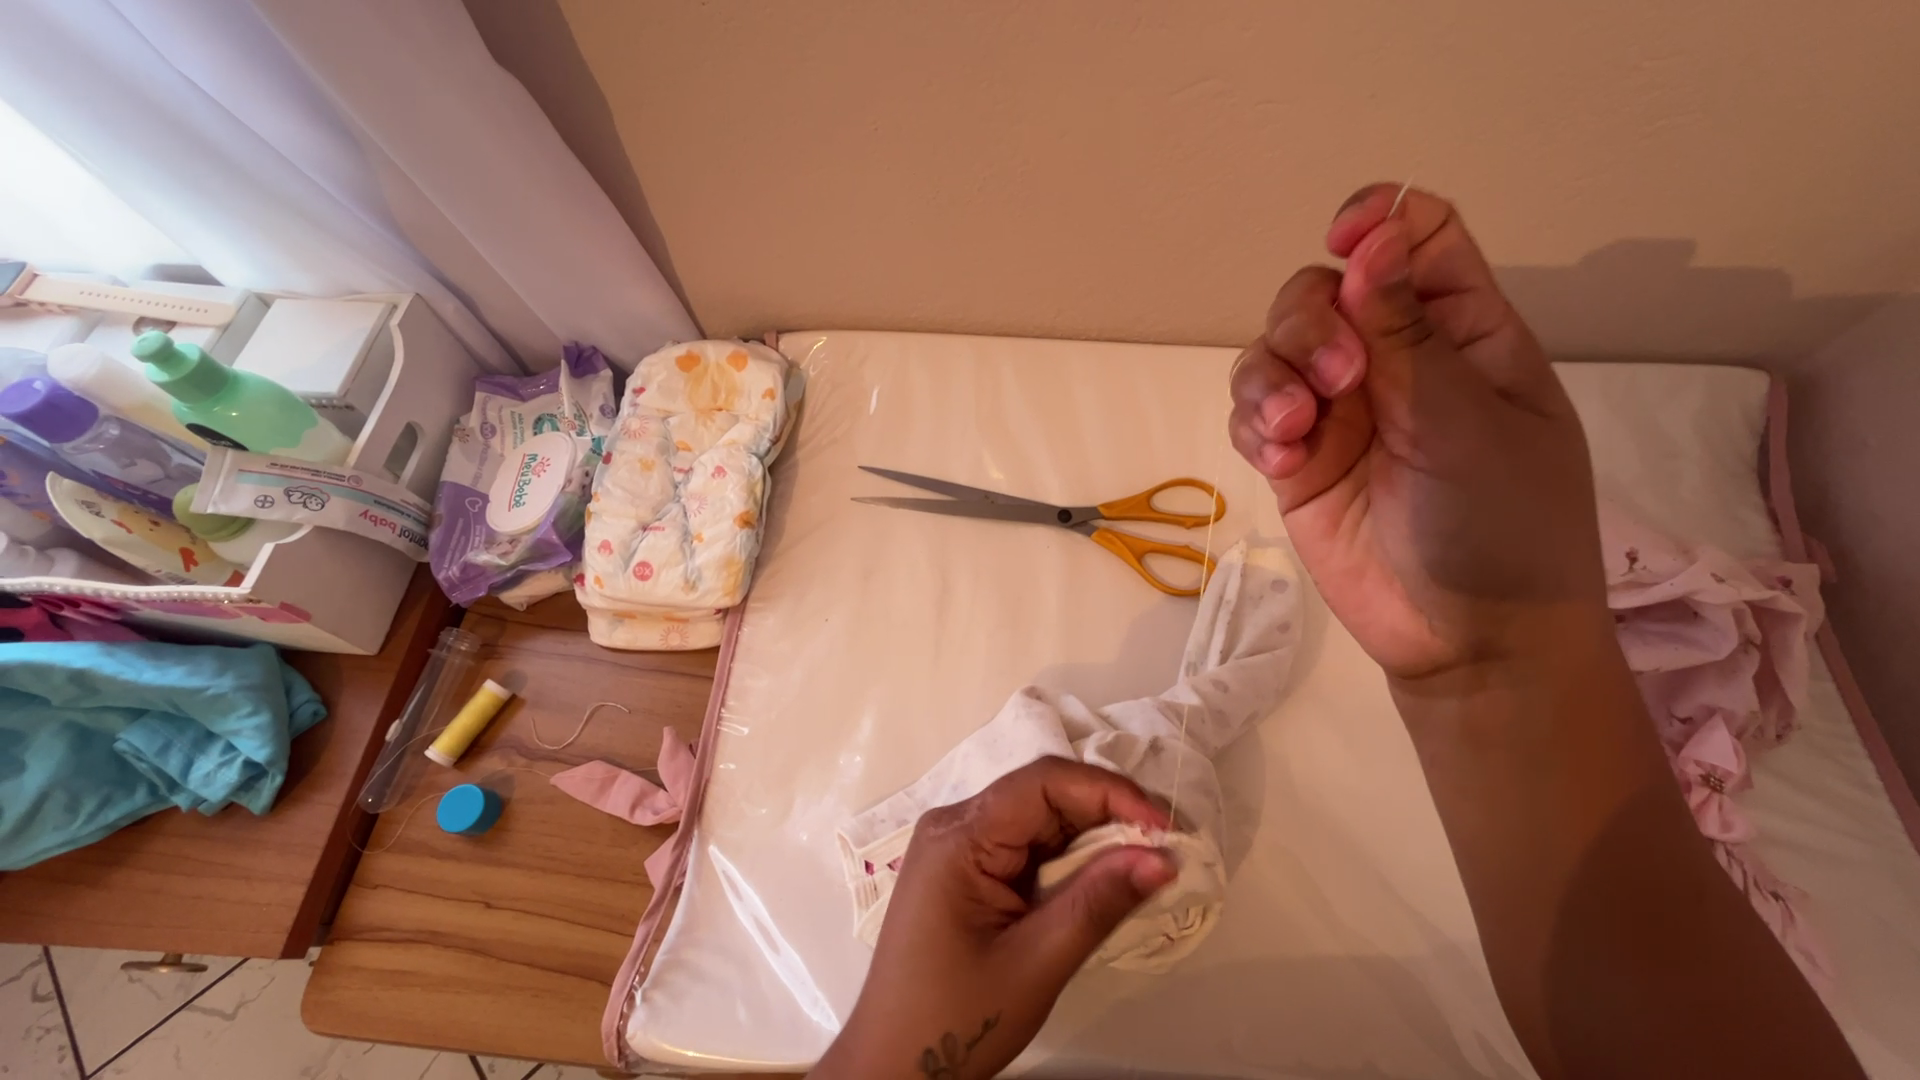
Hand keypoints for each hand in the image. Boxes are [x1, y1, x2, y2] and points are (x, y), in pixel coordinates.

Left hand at [814, 758, 1174, 1079]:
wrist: (894, 1065)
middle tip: (1164, 845)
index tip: (1163, 826)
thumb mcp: (1037, 962)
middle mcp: (955, 825)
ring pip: (1038, 818)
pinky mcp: (967, 870)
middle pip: (1041, 795)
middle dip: (1106, 812)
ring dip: (1092, 835)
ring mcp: (959, 846)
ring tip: (1145, 860)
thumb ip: (1099, 902)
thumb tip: (1163, 856)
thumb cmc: (958, 1016)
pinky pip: (1026, 845)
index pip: (1043, 783)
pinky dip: (1068, 857)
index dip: (1108, 792)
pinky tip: (1103, 875)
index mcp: (960, 835)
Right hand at [1228, 183, 1609, 680]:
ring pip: (1272, 352)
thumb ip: (1408, 333)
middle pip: (1319, 291)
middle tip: (1336, 383)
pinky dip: (1253, 428)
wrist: (1465, 634)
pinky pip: (1251, 416)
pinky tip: (1279, 461)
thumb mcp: (1465, 420)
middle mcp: (1390, 360)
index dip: (1376, 223)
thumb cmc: (1502, 522)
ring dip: (1270, 379)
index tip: (1345, 241)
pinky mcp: (1293, 460)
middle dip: (1311, 326)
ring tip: (1293, 433)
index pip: (1412, 240)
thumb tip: (1375, 237)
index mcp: (1458, 332)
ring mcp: (1335, 412)